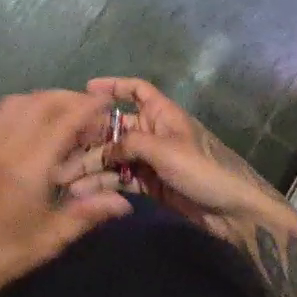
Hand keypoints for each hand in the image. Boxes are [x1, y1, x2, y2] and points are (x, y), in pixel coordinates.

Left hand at [0, 91, 134, 296]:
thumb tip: (125, 202)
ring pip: (19, 101)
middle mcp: (5, 146)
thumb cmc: (6, 255)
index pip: (63, 122)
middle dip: (70, 99)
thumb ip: (88, 213)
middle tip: (92, 113)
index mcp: (27, 168)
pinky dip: (23, 106)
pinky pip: (0, 112)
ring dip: (46, 100)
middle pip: (42, 103)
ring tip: (66, 116)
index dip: (88, 107)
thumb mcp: (52, 238)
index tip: (108, 102)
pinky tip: (35, 124)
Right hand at [76, 78, 295, 239]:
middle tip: (63, 150)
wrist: (233, 210)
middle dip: (91, 139)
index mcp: (163, 114)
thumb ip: (130, 144)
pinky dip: (106, 184)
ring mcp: (153, 160)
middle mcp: (155, 132)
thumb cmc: (204, 170)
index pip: (136, 90)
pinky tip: (85, 192)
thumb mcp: (165, 150)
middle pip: (117, 128)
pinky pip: (123, 179)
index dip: (113, 86)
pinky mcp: (152, 185)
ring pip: (116, 157)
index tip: (86, 89)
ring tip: (67, 179)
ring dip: (93, 166)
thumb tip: (104, 150)